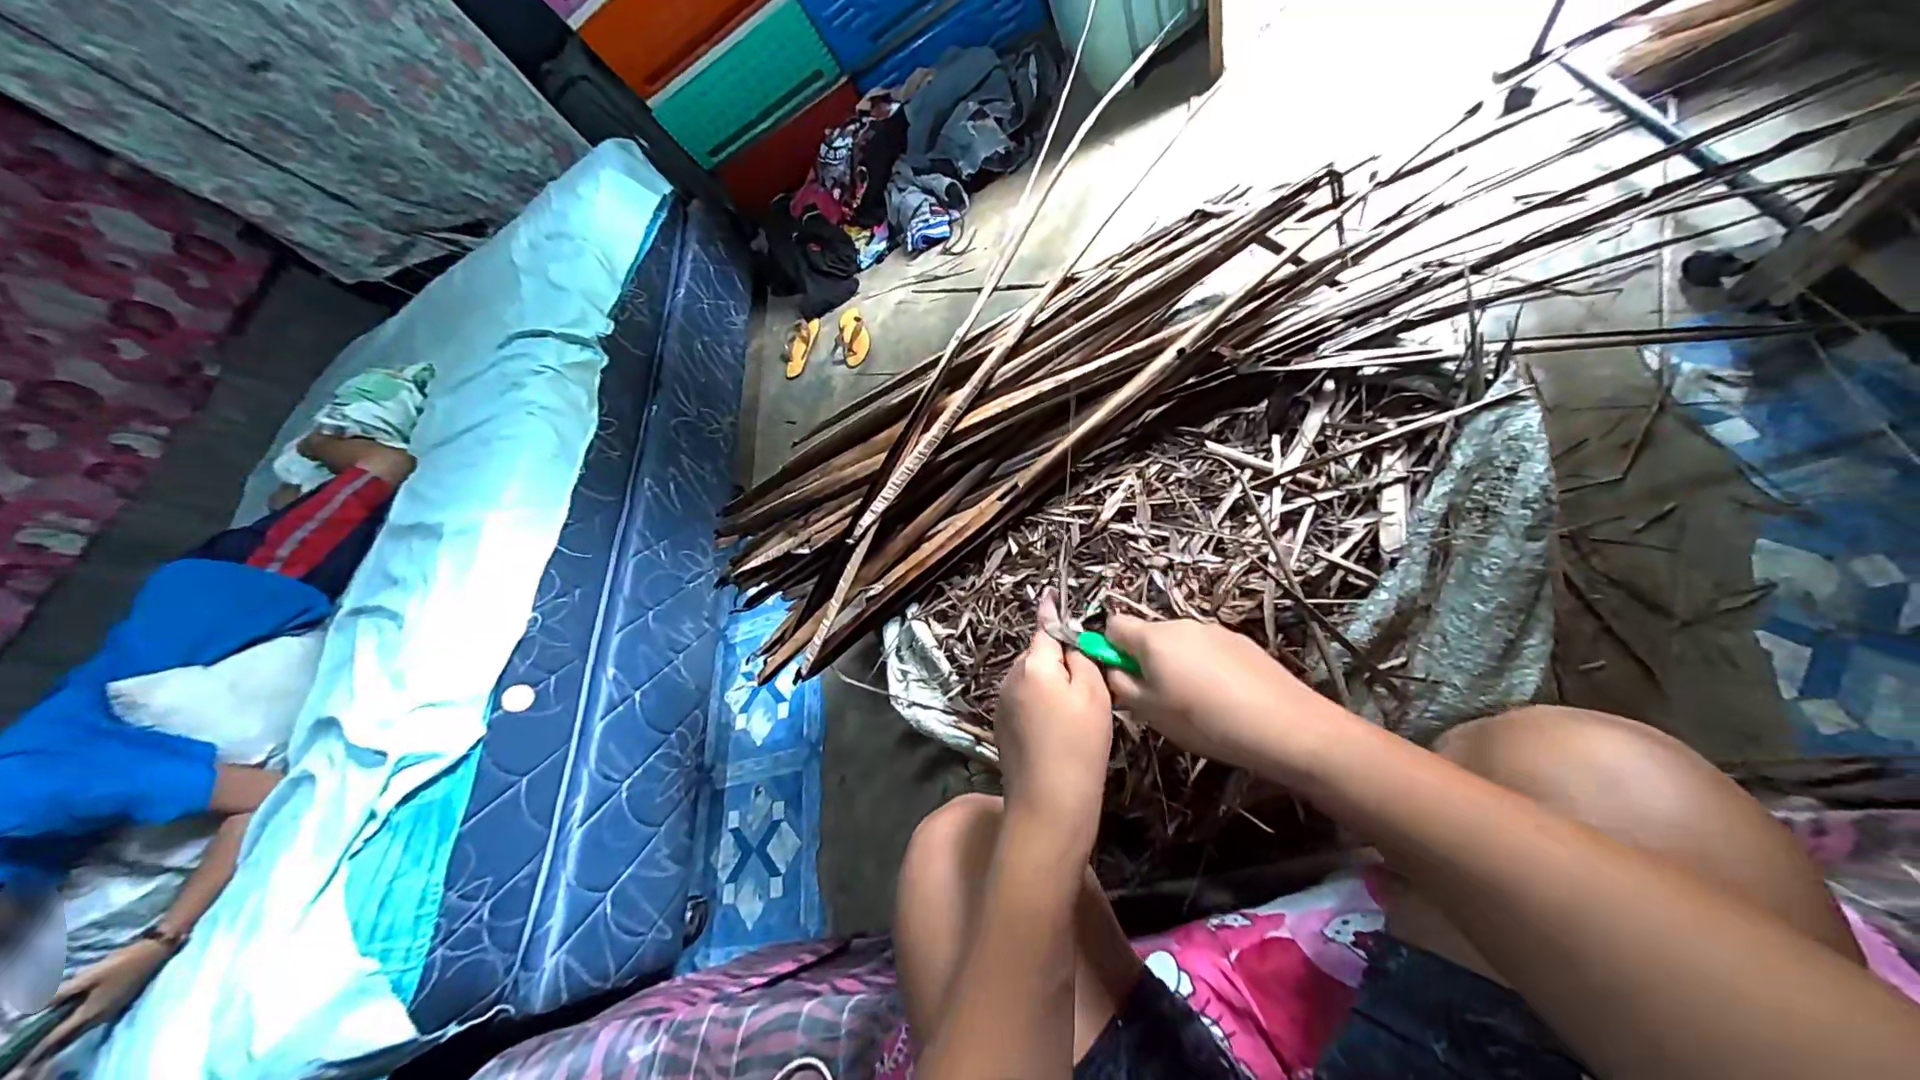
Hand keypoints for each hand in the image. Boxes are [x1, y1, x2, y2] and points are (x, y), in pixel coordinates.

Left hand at [17, 938, 172, 1071]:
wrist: (158, 951)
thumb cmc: (123, 963)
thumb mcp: (89, 975)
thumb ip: (59, 994)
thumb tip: (28, 1011)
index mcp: (89, 1013)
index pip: (54, 1038)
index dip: (35, 1051)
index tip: (18, 1066)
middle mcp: (98, 1017)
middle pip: (67, 1039)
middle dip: (47, 1048)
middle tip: (30, 1054)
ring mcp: (110, 1011)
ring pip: (79, 1032)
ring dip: (62, 1039)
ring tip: (48, 1042)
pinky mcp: (117, 1004)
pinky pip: (90, 1023)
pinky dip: (76, 1029)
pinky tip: (74, 1024)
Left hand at [994, 593, 1112, 829]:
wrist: (1049, 803)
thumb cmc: (1080, 744)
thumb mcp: (1094, 694)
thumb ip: (1081, 659)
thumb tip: (1069, 644)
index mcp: (1033, 665)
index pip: (1045, 629)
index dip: (1053, 614)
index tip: (1052, 596)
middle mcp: (1010, 678)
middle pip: (1038, 654)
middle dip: (1058, 659)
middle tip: (1089, 682)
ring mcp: (1002, 703)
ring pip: (1031, 678)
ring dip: (1049, 682)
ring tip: (1077, 711)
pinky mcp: (1002, 725)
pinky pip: (1024, 700)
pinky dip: (1040, 703)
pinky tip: (1058, 728)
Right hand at [1101, 615, 1357, 775]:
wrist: (1285, 726)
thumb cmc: (1205, 720)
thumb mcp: (1149, 711)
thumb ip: (1121, 684)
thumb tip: (1113, 668)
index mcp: (1153, 638)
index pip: (1113, 624)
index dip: (1111, 649)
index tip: (1123, 677)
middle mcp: (1182, 624)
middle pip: (1149, 635)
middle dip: (1146, 661)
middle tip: (1159, 699)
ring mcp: (1215, 631)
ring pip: (1179, 644)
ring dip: (1177, 666)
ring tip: (1196, 704)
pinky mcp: (1241, 643)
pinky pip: (1208, 651)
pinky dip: (1206, 669)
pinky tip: (1224, 699)